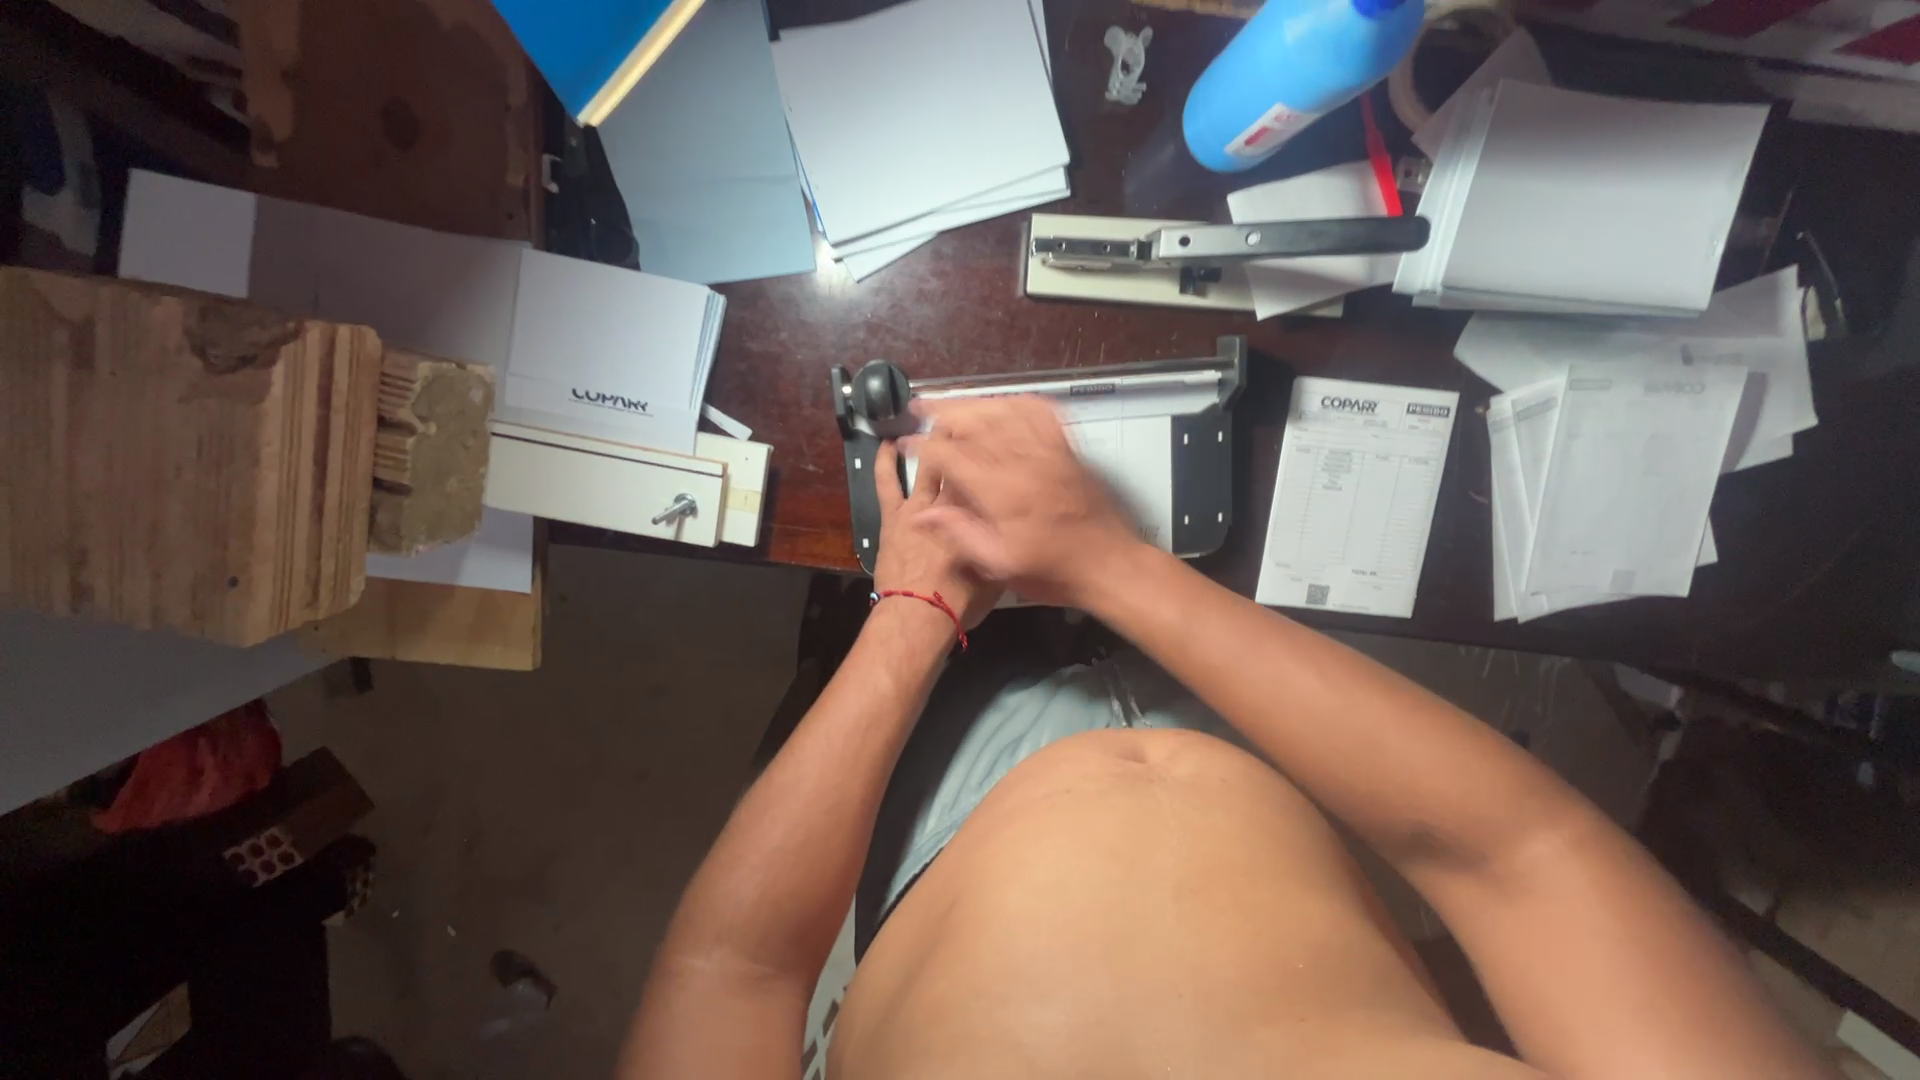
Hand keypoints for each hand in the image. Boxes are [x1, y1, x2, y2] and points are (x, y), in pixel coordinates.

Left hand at [871, 440, 1001, 630]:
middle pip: (964, 463)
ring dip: (934, 443)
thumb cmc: (962, 601)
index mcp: (982, 515)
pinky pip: (887, 482)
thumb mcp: (997, 575)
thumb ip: (1001, 548)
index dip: (995, 457)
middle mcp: (953, 503)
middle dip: (969, 442)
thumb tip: (1009, 535)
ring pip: (929, 464)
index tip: (1002, 440)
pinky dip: (885, 461)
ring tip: (940, 423)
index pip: (990, 478)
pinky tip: (886, 442)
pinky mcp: (894, 516)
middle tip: (975, 422)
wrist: (920, 614)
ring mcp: (920, 506)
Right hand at [906, 396, 1145, 607]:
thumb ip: (959, 533)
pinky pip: (1041, 412)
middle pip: (975, 420)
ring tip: (952, 402)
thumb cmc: (1053, 571)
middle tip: (920, 407)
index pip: (951, 454)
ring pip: (1004, 410)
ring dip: (974, 402)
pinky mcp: (1067, 450)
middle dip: (942, 411)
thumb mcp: (999, 564)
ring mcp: (1048, 451)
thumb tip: (921, 514)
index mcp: (1001, 490)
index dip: (922, 446)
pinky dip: (1018, 402)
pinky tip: (1004, 402)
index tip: (906, 444)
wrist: (1108, 565)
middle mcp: (1023, 461)